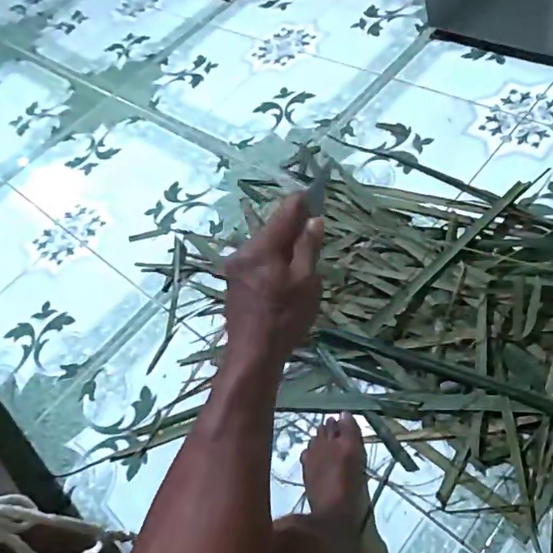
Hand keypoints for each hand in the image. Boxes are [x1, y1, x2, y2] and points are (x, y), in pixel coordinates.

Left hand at [221, 194, 323, 369]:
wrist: (252, 354)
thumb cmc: (284, 319)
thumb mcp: (306, 282)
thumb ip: (308, 248)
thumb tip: (314, 220)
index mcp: (262, 247)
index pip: (285, 211)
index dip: (303, 203)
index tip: (318, 198)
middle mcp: (244, 250)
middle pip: (273, 228)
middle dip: (295, 228)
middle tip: (316, 238)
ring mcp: (235, 267)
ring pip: (265, 245)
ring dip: (285, 247)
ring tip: (304, 265)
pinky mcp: (234, 282)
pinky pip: (258, 261)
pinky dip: (274, 262)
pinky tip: (285, 280)